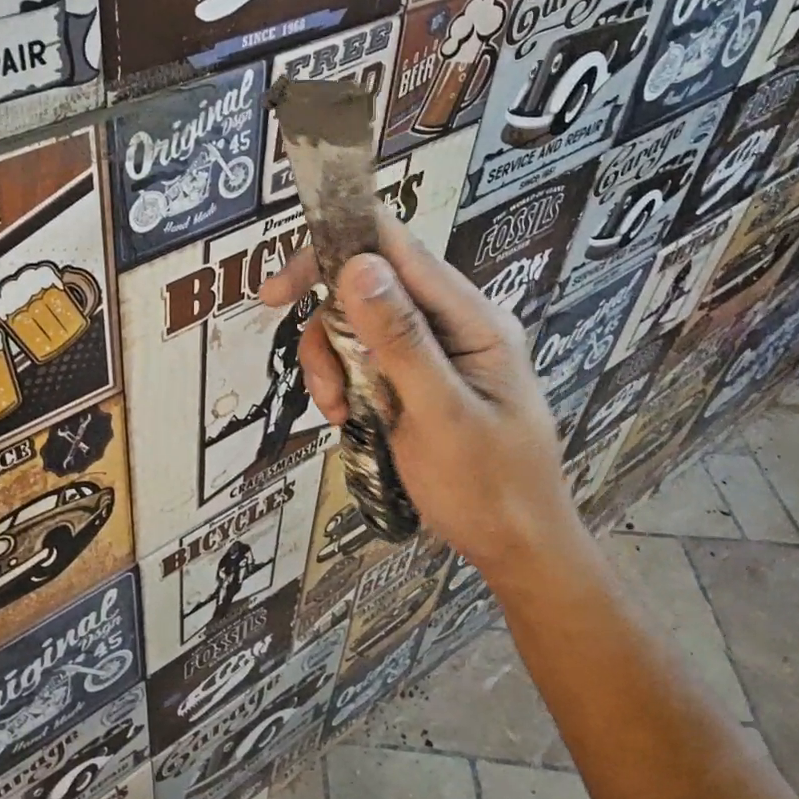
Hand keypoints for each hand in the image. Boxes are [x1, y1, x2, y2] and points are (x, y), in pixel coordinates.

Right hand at [259, 215, 573, 571]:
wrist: (518, 550)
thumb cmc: (488, 487)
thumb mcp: (441, 414)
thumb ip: (401, 339)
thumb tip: (357, 263)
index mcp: (472, 317)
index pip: (396, 248)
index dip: (334, 250)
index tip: (280, 290)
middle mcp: (452, 321)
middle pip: (368, 285)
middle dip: (328, 325)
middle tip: (314, 376)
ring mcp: (433, 350)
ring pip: (357, 324)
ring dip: (331, 362)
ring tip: (336, 411)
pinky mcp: (415, 377)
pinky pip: (362, 358)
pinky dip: (341, 382)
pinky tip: (345, 417)